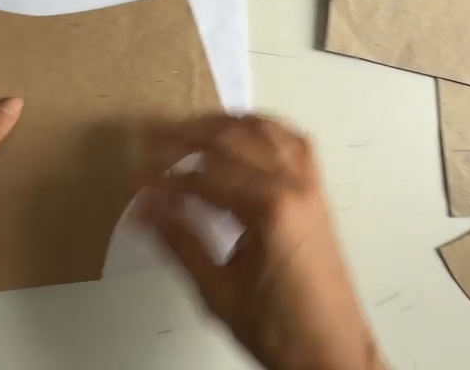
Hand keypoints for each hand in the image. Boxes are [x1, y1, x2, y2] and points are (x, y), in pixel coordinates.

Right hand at [140, 115, 384, 369]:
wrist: (333, 352)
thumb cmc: (280, 330)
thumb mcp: (220, 293)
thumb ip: (181, 242)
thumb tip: (145, 208)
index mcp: (270, 211)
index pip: (205, 177)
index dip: (165, 175)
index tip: (136, 176)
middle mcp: (293, 185)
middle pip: (232, 139)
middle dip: (186, 135)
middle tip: (151, 137)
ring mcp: (310, 182)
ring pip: (262, 128)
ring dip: (222, 122)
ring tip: (187, 128)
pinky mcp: (317, 188)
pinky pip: (290, 139)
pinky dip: (261, 126)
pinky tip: (241, 129)